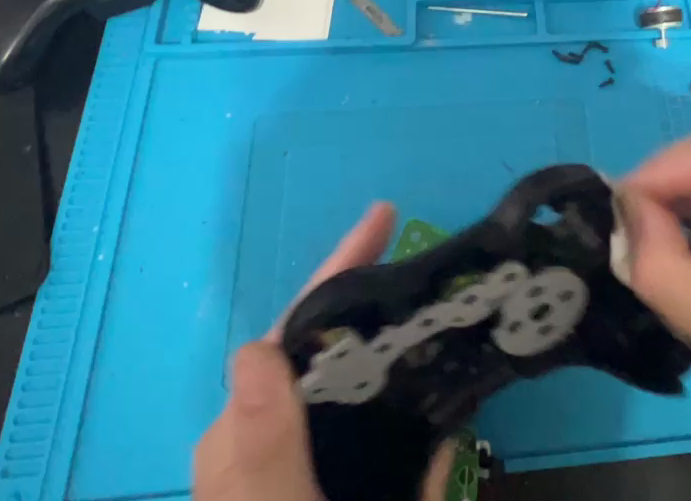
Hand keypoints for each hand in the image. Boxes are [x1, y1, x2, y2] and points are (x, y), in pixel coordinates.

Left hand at [193, 202, 454, 500]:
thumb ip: (266, 440)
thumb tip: (256, 347)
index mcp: (244, 431)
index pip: (297, 327)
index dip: (340, 268)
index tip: (385, 215)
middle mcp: (268, 433)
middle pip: (329, 344)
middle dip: (373, 294)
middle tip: (429, 258)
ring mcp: (302, 456)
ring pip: (357, 381)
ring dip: (396, 345)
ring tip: (446, 313)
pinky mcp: (335, 475)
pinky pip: (379, 433)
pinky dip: (412, 415)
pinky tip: (442, 400)